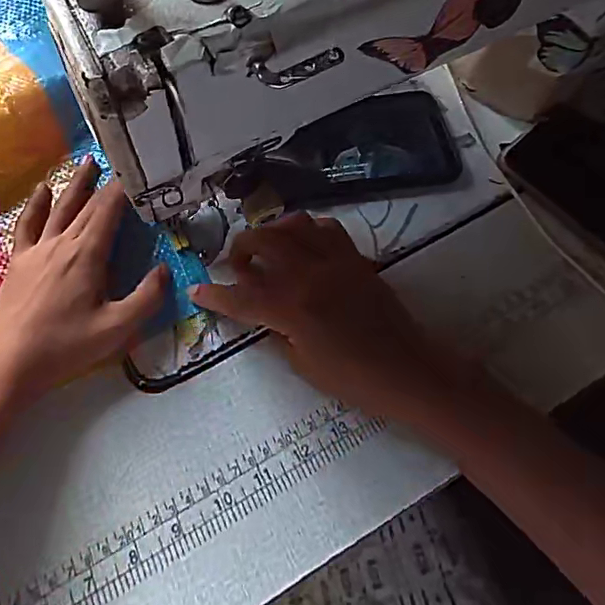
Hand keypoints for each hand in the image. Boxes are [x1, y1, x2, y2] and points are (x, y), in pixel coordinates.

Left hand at [0, 159, 165, 406]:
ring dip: (76, 184)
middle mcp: (61, 243)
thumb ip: (146, 298)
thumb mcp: (116, 329)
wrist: (9, 364)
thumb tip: (164, 270)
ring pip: (60, 208)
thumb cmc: (65, 347)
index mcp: (86, 255)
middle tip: (119, 161)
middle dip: (105, 183)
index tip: (138, 172)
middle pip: (87, 205)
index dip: (124, 189)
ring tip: (87, 162)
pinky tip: (41, 191)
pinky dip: (36, 205)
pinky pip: (27, 225)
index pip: (109, 211)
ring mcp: (37, 250)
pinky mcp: (19, 261)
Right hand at [188, 213, 471, 422]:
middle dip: (239, 249)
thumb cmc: (354, 380)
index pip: (241, 296)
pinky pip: (326, 228)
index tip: (197, 291)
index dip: (215, 295)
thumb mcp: (303, 365)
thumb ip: (277, 332)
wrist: (408, 370)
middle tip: (236, 266)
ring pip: (293, 224)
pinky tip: (303, 246)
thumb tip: (261, 313)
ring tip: (267, 249)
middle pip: (262, 241)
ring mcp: (335, 260)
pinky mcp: (355, 257)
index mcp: (292, 308)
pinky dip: (308, 231)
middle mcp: (309, 274)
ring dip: (272, 232)